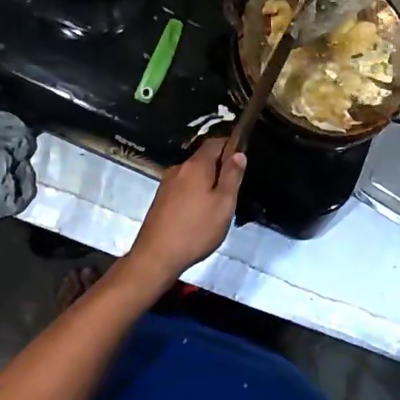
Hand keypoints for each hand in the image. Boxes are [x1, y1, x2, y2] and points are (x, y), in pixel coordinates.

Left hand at [126, 137, 246, 275]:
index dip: (231, 144)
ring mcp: (166, 184)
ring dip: (208, 181)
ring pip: (194, 174)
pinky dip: (196, 192)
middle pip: (204, 158)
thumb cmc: (196, 229)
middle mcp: (178, 169)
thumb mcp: (224, 204)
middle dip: (220, 166)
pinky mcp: (161, 199)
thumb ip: (232, 176)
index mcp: (196, 166)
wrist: (156, 257)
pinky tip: (201, 212)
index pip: (215, 142)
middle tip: (235, 187)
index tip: (243, 157)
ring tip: (220, 203)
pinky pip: (184, 186)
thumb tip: (239, 153)